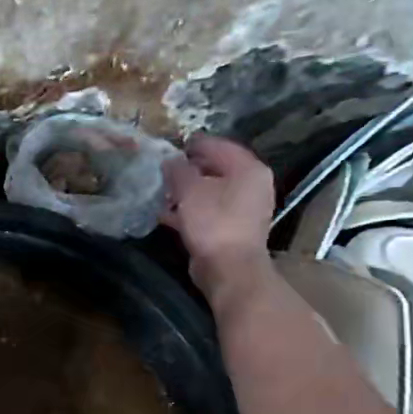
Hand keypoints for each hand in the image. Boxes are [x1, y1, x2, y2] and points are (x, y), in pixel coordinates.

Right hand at [162, 136, 274, 280]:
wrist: (229, 269)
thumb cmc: (213, 222)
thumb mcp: (189, 190)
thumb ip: (178, 169)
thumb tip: (170, 159)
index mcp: (248, 169)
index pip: (219, 145)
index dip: (193, 144)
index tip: (169, 145)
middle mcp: (252, 185)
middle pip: (216, 168)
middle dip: (188, 169)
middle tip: (163, 169)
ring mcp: (244, 208)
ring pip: (210, 191)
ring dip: (186, 191)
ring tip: (161, 191)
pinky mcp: (232, 228)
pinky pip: (208, 211)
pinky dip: (189, 210)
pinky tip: (165, 213)